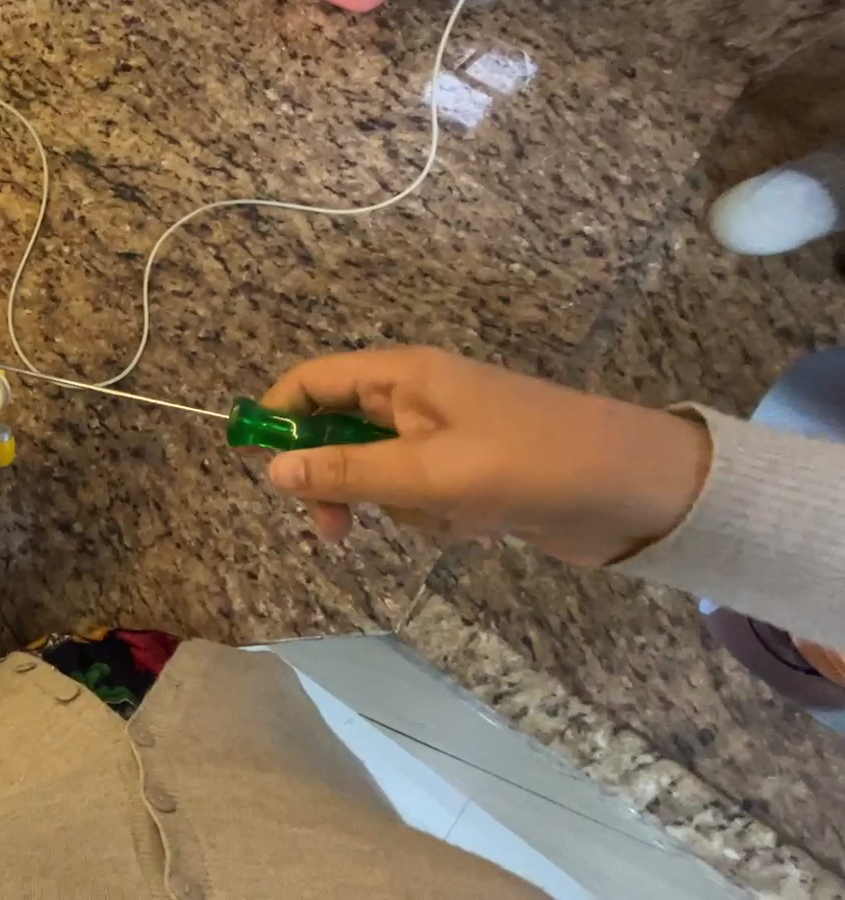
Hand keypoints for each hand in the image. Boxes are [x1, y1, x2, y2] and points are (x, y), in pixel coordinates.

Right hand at [259, 347, 712, 565]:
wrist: (656, 496)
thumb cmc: (536, 465)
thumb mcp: (432, 472)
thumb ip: (347, 471)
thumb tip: (271, 470)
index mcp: (400, 377)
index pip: (310, 382)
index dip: (275, 415)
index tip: (252, 461)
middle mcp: (409, 400)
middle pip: (331, 432)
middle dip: (330, 479)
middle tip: (332, 528)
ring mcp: (435, 436)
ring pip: (368, 470)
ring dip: (388, 502)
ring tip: (442, 519)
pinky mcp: (459, 470)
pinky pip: (409, 492)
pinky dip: (426, 514)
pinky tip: (473, 522)